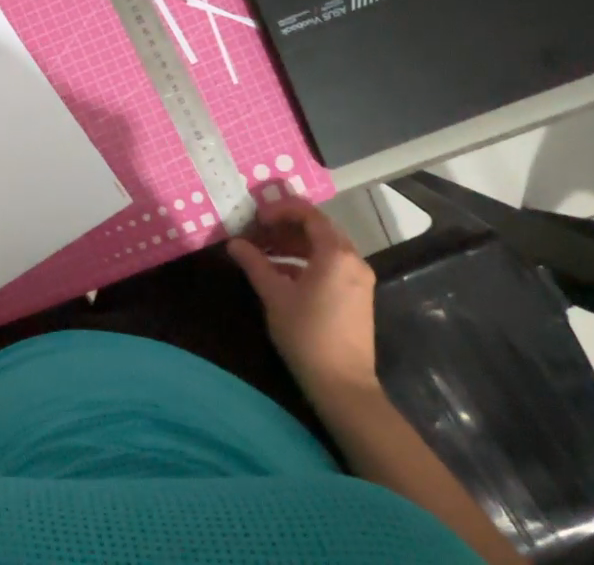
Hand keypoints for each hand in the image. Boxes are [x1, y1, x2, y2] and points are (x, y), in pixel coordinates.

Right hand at [226, 198, 377, 395]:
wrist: (342, 383)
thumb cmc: (306, 333)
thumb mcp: (274, 295)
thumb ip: (255, 264)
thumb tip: (234, 243)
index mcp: (336, 254)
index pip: (309, 215)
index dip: (281, 210)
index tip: (256, 218)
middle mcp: (353, 260)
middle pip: (319, 229)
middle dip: (285, 227)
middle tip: (256, 232)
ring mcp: (359, 279)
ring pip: (325, 248)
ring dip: (294, 245)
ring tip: (263, 252)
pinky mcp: (358, 295)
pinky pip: (331, 265)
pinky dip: (306, 262)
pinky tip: (281, 274)